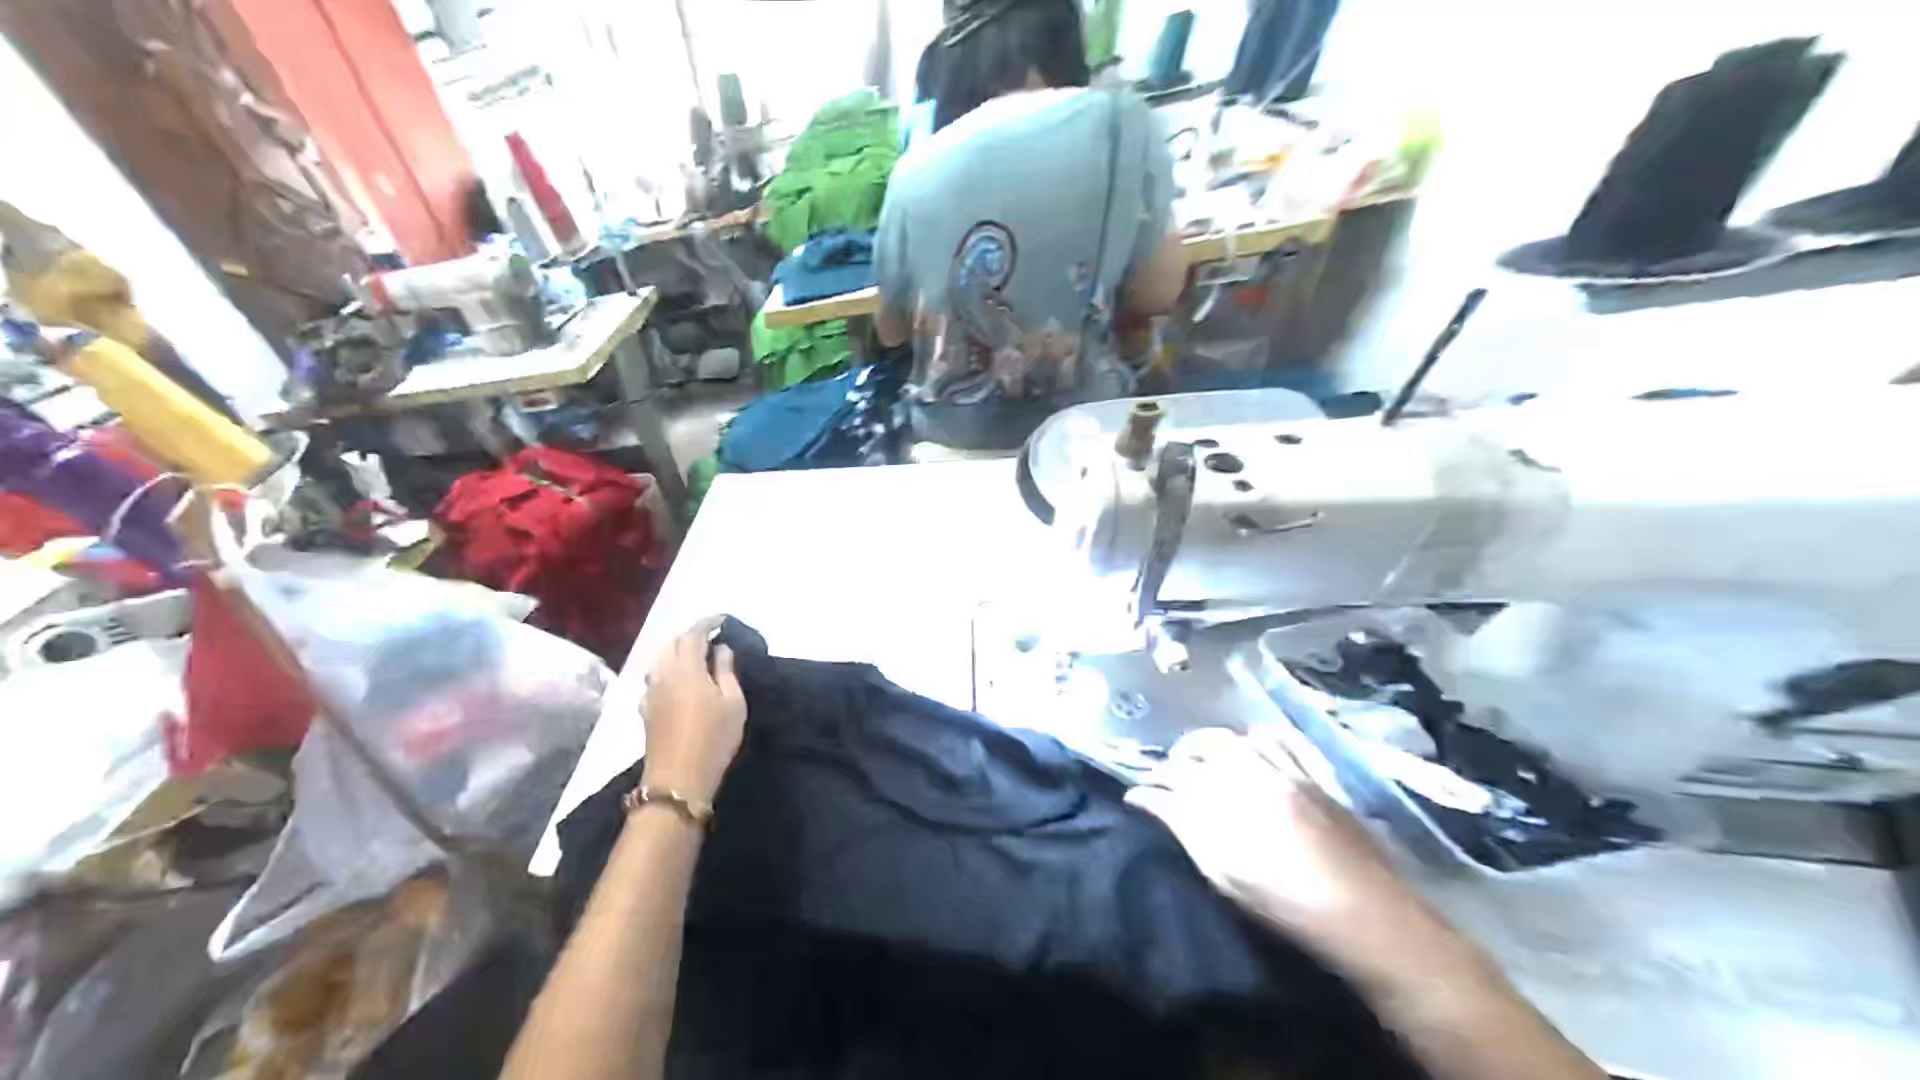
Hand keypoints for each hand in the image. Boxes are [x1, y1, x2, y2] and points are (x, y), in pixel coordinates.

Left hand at [640, 618, 746, 802]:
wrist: (678, 781)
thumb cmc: (714, 739)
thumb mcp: (733, 703)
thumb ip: (726, 671)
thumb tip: (721, 649)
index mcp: (687, 669)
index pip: (693, 634)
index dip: (707, 623)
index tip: (722, 620)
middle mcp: (663, 674)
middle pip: (673, 643)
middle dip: (691, 635)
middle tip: (711, 638)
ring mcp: (650, 692)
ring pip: (661, 660)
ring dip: (677, 652)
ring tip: (696, 657)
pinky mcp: (645, 709)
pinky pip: (655, 678)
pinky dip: (668, 670)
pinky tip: (679, 682)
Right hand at [1126, 727, 1460, 987]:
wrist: (1368, 916)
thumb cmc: (1287, 904)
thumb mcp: (1223, 873)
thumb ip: (1181, 826)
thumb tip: (1142, 797)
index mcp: (1225, 796)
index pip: (1174, 772)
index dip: (1153, 781)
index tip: (1141, 792)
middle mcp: (1252, 771)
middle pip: (1203, 745)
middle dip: (1179, 755)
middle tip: (1170, 774)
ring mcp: (1285, 768)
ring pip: (1237, 737)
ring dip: (1212, 743)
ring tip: (1204, 759)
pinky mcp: (1313, 774)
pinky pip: (1281, 739)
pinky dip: (1257, 736)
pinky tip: (1250, 744)